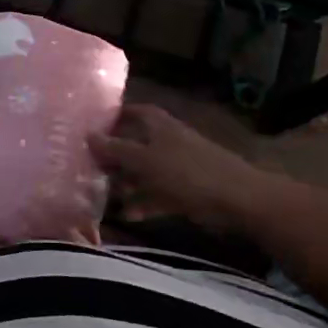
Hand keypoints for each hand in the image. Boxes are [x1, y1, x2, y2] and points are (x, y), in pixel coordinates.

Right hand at [89, 105, 284, 236]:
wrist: (239, 202)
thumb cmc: (187, 173)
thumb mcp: (145, 160)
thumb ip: (116, 149)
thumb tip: (88, 134)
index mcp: (162, 128)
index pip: (137, 111)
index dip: (118, 114)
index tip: (95, 124)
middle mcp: (170, 143)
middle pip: (138, 144)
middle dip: (116, 155)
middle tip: (90, 165)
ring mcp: (180, 168)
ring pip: (146, 172)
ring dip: (127, 183)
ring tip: (104, 194)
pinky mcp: (188, 192)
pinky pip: (159, 195)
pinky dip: (144, 204)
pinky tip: (128, 216)